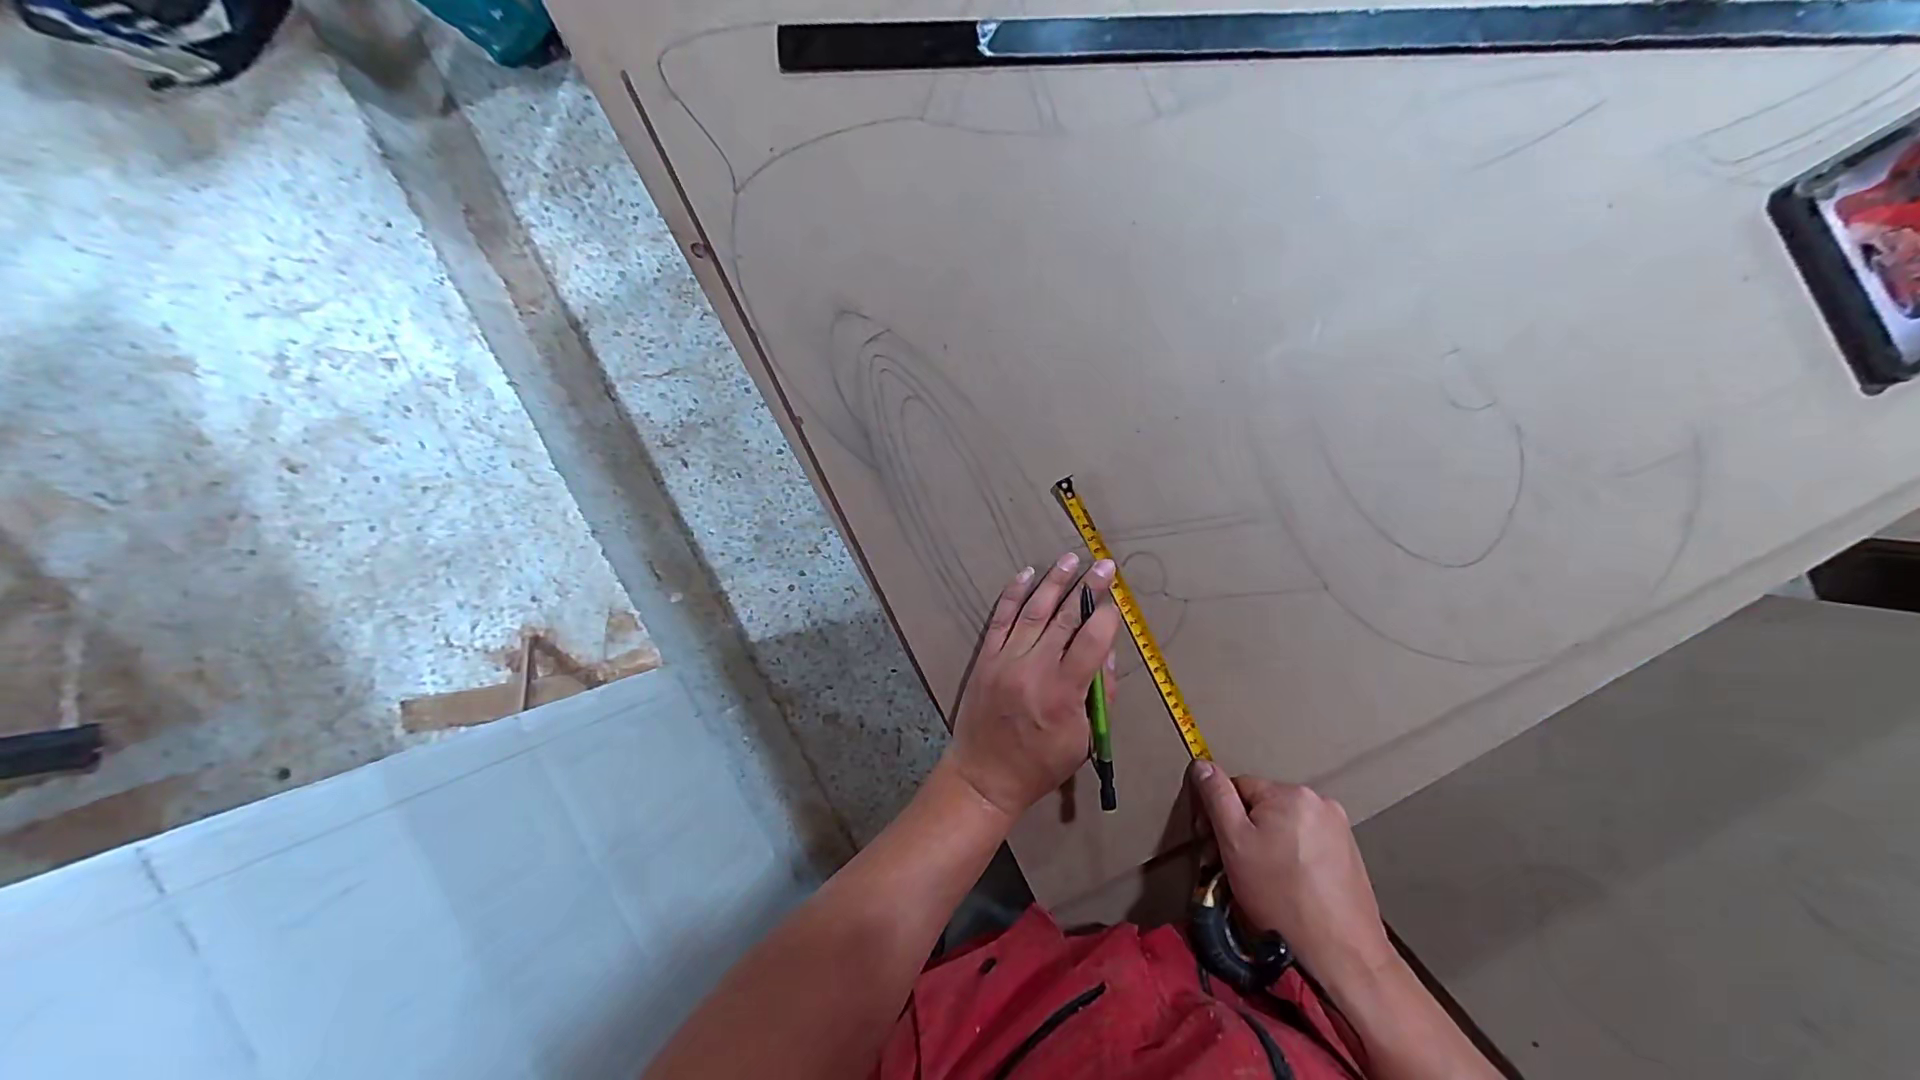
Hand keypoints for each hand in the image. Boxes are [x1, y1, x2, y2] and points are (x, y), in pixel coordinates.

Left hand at [945, 554, 1120, 817]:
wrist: (984, 776)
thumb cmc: (1041, 764)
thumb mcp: (1084, 739)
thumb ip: (1100, 694)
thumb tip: (1106, 650)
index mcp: (1062, 693)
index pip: (1091, 642)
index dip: (1106, 618)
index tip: (1117, 601)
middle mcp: (1033, 669)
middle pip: (1065, 619)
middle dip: (1087, 588)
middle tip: (1104, 564)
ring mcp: (1005, 660)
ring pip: (1034, 611)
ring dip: (1054, 581)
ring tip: (1071, 558)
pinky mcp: (986, 658)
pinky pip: (1001, 619)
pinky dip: (1013, 594)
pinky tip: (1027, 574)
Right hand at [1190, 762, 1396, 986]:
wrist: (1342, 954)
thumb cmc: (1284, 901)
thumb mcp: (1234, 844)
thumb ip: (1216, 798)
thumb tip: (1203, 765)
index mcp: (1292, 793)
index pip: (1236, 786)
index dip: (1217, 814)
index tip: (1212, 844)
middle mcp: (1319, 802)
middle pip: (1260, 804)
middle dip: (1242, 830)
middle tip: (1233, 864)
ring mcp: (1338, 827)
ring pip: (1281, 824)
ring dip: (1265, 843)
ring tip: (1260, 878)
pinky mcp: (1347, 852)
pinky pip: (1303, 841)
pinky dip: (1289, 856)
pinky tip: (1285, 883)